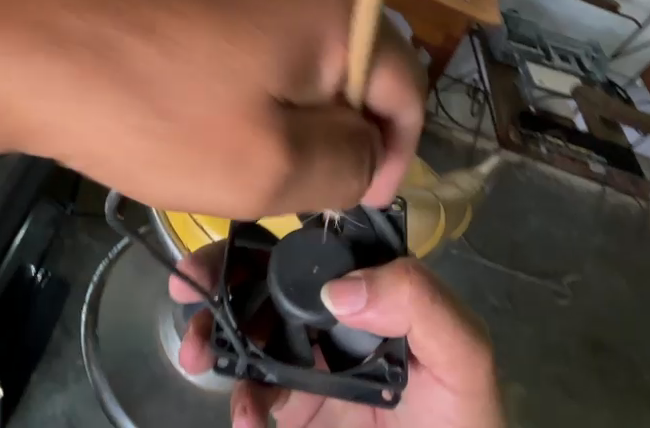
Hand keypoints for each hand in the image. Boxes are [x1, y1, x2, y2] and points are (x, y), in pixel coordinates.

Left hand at [0, 0, 426, 217]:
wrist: (8, 31)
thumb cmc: (146, 105)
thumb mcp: (266, 166)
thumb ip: (348, 164)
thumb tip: (371, 147)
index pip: (405, 85)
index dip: (390, 156)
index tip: (347, 204)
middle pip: (348, 57)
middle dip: (325, 125)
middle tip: (277, 179)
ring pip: (294, 40)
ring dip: (278, 97)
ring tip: (220, 140)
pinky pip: (245, 17)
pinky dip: (236, 65)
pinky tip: (184, 94)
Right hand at [171, 251, 502, 427]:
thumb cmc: (462, 421)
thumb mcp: (461, 354)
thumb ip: (418, 303)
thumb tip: (337, 287)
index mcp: (370, 291)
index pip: (312, 251)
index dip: (265, 240)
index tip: (225, 245)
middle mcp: (334, 322)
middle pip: (266, 286)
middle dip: (219, 281)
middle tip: (187, 291)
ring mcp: (313, 370)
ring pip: (249, 337)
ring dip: (215, 338)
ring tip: (197, 355)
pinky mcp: (298, 416)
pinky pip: (255, 401)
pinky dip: (241, 405)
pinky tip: (246, 419)